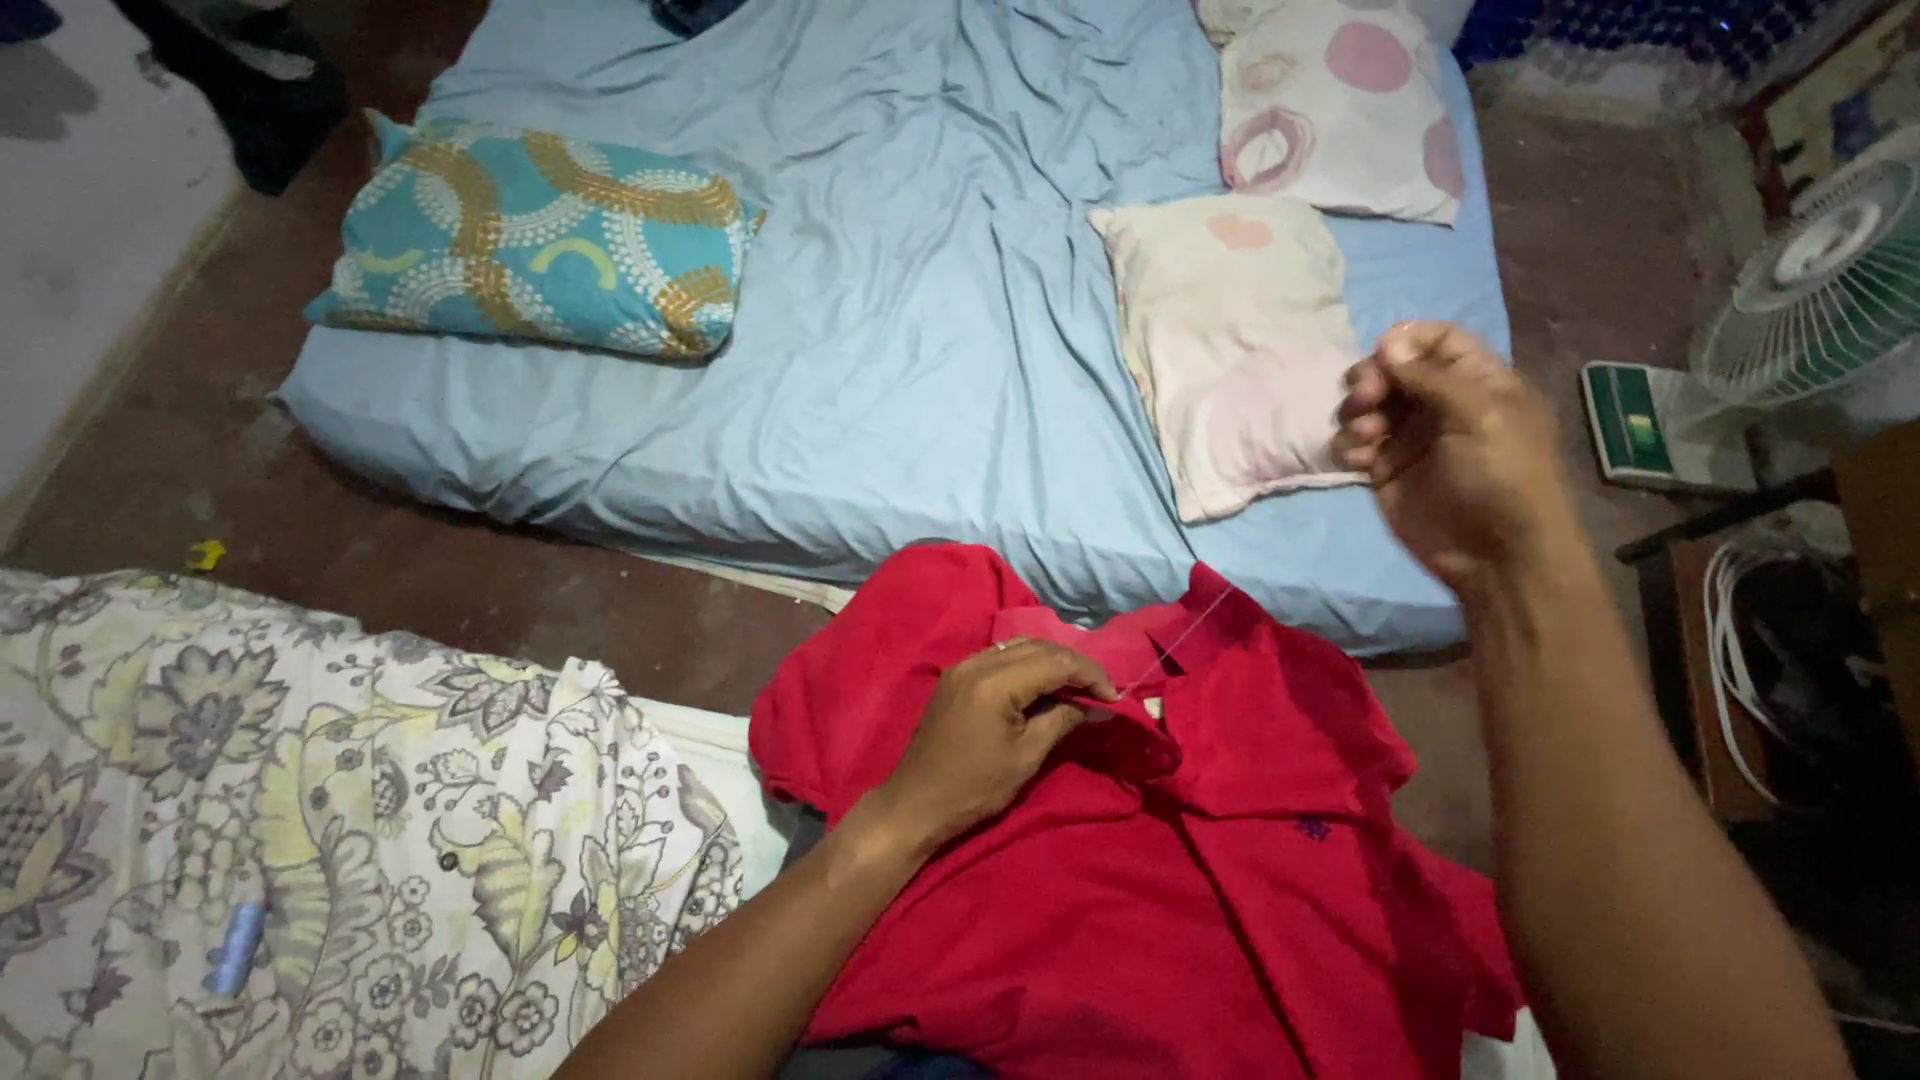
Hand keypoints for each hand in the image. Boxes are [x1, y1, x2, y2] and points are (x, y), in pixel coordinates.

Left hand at [866, 639, 1116, 854]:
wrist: (916, 803)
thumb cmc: (975, 788)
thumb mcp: (1027, 756)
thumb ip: (1064, 720)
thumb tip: (1101, 708)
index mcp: (995, 682)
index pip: (1055, 661)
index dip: (1090, 674)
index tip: (1114, 698)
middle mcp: (977, 663)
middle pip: (1039, 647)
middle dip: (1074, 665)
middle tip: (1100, 692)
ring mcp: (963, 666)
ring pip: (1018, 646)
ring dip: (1051, 661)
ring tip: (1076, 688)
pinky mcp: (956, 676)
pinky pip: (999, 655)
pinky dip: (1026, 664)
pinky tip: (1041, 686)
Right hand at [1332, 321, 1580, 591]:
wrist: (1495, 554)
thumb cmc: (1502, 476)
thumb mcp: (1479, 415)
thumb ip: (1430, 376)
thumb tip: (1387, 341)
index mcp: (1476, 382)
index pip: (1437, 340)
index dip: (1406, 341)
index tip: (1382, 356)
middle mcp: (1439, 404)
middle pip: (1391, 369)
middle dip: (1370, 379)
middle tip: (1365, 400)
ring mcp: (1408, 437)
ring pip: (1366, 405)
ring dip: (1356, 413)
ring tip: (1365, 437)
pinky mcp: (1383, 470)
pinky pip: (1352, 444)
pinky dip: (1347, 446)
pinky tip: (1357, 461)